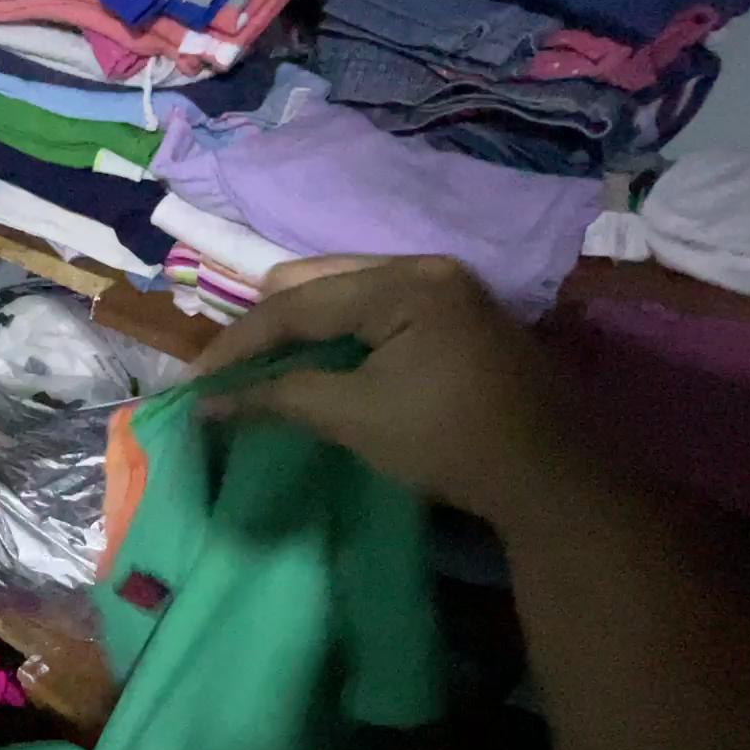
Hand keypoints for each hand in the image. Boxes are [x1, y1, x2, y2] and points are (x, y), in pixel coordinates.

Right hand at [196, 256, 581, 522]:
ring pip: (333, 290)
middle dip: (260, 328)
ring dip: (289, 328)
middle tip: (227, 371)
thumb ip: (272, 396)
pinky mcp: (443, 310)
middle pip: (309, 283)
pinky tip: (305, 360)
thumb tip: (203, 404)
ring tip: (257, 366)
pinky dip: (324, 333)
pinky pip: (360, 306)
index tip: (196, 381)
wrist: (554, 480)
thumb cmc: (450, 442)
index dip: (236, 344)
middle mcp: (420, 268)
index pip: (294, 304)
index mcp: (404, 284)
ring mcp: (437, 285)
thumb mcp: (351, 416)